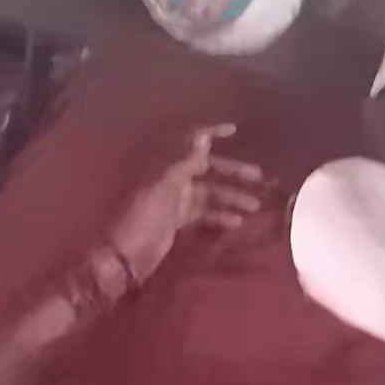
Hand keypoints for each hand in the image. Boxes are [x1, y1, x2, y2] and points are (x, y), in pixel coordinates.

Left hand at [107, 124, 265, 280]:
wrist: (126, 255)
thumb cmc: (143, 217)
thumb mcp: (165, 186)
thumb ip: (185, 161)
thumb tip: (203, 135)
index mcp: (167, 164)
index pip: (191, 141)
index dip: (211, 133)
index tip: (233, 130)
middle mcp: (172, 177)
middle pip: (206, 168)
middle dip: (231, 170)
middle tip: (258, 176)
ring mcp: (176, 198)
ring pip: (209, 191)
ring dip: (231, 196)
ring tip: (255, 204)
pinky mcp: (178, 218)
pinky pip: (203, 211)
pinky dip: (219, 214)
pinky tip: (237, 221)